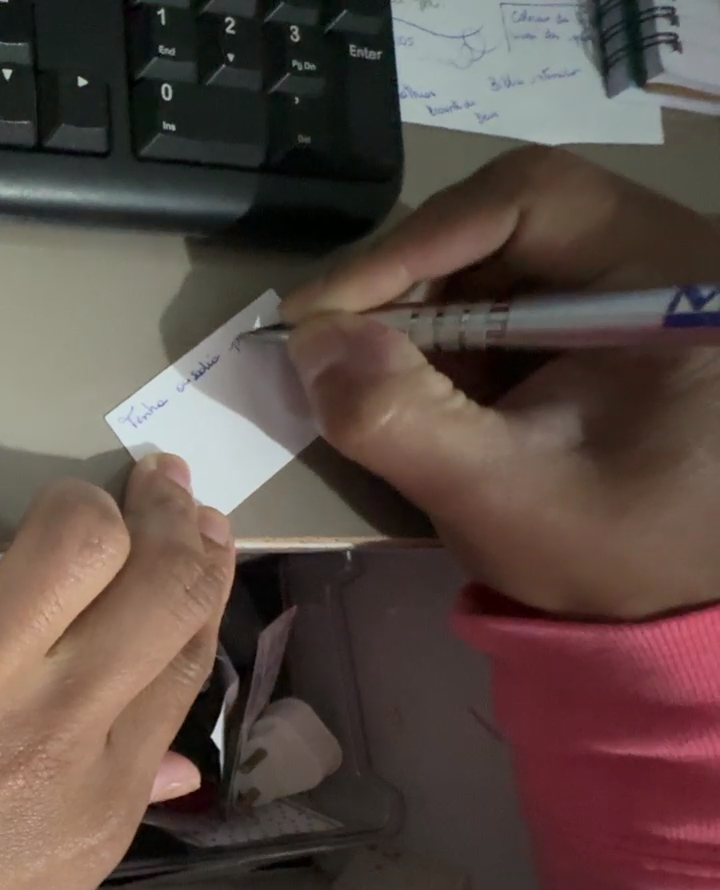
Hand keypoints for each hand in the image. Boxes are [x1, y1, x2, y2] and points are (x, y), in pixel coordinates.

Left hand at [0, 462, 234, 889]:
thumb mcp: (39, 887)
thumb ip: (110, 801)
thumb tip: (171, 750)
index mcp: (104, 788)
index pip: (187, 641)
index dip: (202, 563)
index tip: (193, 517)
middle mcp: (51, 725)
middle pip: (152, 575)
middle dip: (155, 508)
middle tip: (137, 480)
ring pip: (62, 538)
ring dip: (63, 506)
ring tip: (38, 515)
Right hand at [282, 147, 719, 620]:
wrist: (650, 594)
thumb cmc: (598, 548)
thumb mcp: (489, 490)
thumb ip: (396, 416)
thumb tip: (308, 340)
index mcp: (675, 285)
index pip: (529, 202)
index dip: (407, 245)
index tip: (317, 314)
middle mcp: (655, 260)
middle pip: (489, 222)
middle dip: (388, 284)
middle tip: (318, 347)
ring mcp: (613, 287)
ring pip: (468, 256)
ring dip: (391, 313)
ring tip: (354, 374)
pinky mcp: (572, 318)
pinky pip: (470, 295)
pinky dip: (408, 334)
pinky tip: (393, 381)